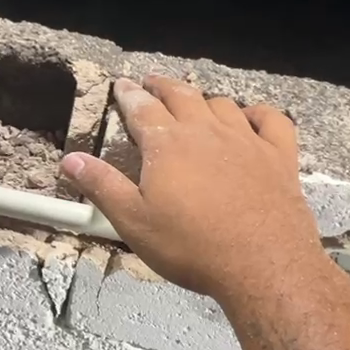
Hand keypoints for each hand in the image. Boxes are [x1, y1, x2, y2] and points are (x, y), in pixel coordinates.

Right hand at [62, 77, 323, 303]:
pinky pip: (271, 120)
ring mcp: (247, 141)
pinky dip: (256, 112)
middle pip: (181, 96)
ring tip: (192, 101)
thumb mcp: (133, 221)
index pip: (142, 108)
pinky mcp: (279, 157)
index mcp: (167, 145)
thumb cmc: (191, 246)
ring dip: (202, 98)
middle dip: (162, 86)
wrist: (263, 266)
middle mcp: (206, 132)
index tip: (121, 85)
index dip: (128, 95)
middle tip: (150, 83)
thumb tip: (70, 159)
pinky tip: (249, 117)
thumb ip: (101, 186)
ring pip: (221, 104)